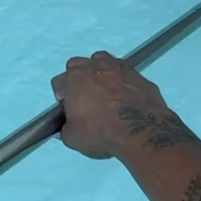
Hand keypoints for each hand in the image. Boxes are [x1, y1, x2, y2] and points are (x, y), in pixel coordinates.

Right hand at [51, 51, 196, 159]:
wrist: (140, 132)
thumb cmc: (101, 133)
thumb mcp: (73, 138)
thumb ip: (66, 128)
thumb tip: (67, 128)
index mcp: (74, 78)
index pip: (59, 83)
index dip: (63, 98)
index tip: (69, 110)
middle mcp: (95, 66)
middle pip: (80, 66)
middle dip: (80, 80)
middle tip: (86, 100)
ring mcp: (119, 67)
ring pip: (104, 63)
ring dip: (101, 74)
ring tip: (106, 94)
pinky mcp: (139, 75)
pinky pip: (126, 74)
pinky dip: (123, 82)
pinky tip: (127, 98)